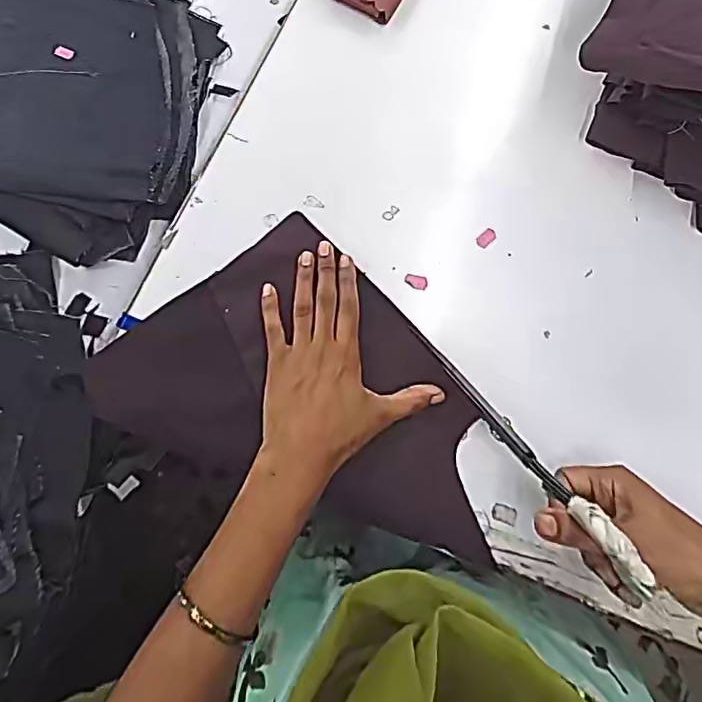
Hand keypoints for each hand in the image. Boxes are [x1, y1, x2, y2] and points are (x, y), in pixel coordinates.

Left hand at [257, 241, 444, 486]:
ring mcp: (297, 353)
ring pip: (301, 308)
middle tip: (325, 248)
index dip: (348, 282)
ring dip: (302, 281)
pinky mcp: (277, 363)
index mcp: (346, 355)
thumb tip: (433, 394)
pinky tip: (268, 290)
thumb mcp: (379, 415)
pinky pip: (272, 329)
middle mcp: (322, 348)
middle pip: (325, 300)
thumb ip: (409, 400)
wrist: (299, 453)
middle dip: (325, 271)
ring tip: (304, 258)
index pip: (349, 309)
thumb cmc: (335, 435)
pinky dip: (269, 309)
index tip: (347, 263)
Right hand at [535, 465, 701, 623]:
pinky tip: (631, 579)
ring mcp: (625, 521)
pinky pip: (604, 556)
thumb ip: (578, 530)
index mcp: (614, 482)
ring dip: (602, 562)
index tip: (567, 532)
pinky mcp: (632, 544)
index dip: (560, 510)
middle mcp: (617, 497)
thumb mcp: (622, 543)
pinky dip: (613, 572)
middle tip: (606, 553)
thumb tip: (544, 518)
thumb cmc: (689, 557)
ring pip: (588, 539)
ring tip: (625, 569)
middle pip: (574, 514)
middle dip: (586, 543)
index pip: (563, 483)